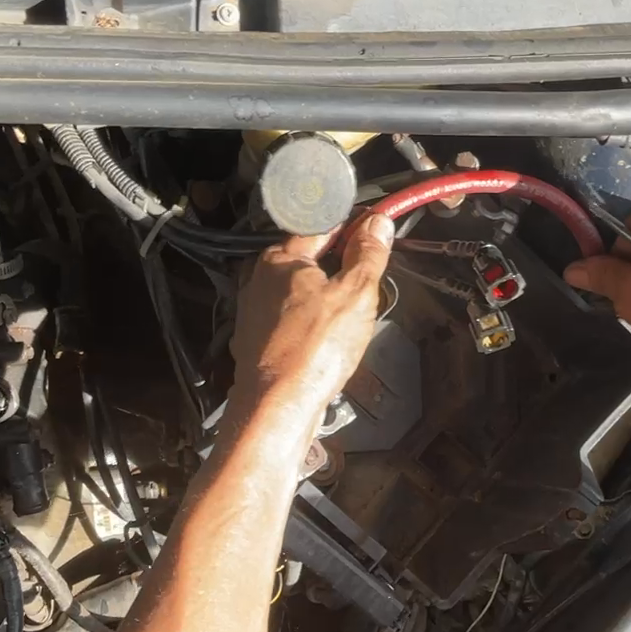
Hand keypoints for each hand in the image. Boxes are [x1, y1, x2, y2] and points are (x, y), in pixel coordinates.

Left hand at [228, 214, 391, 425]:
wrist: (278, 406)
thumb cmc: (313, 351)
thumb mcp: (356, 294)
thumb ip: (367, 256)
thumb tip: (378, 225)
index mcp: (281, 258)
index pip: (324, 227)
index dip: (355, 229)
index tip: (376, 234)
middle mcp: (259, 280)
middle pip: (309, 262)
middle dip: (339, 271)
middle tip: (365, 289)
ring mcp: (253, 313)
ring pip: (299, 295)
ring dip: (324, 301)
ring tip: (346, 324)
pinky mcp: (255, 342)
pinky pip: (289, 323)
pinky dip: (308, 327)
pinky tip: (324, 344)